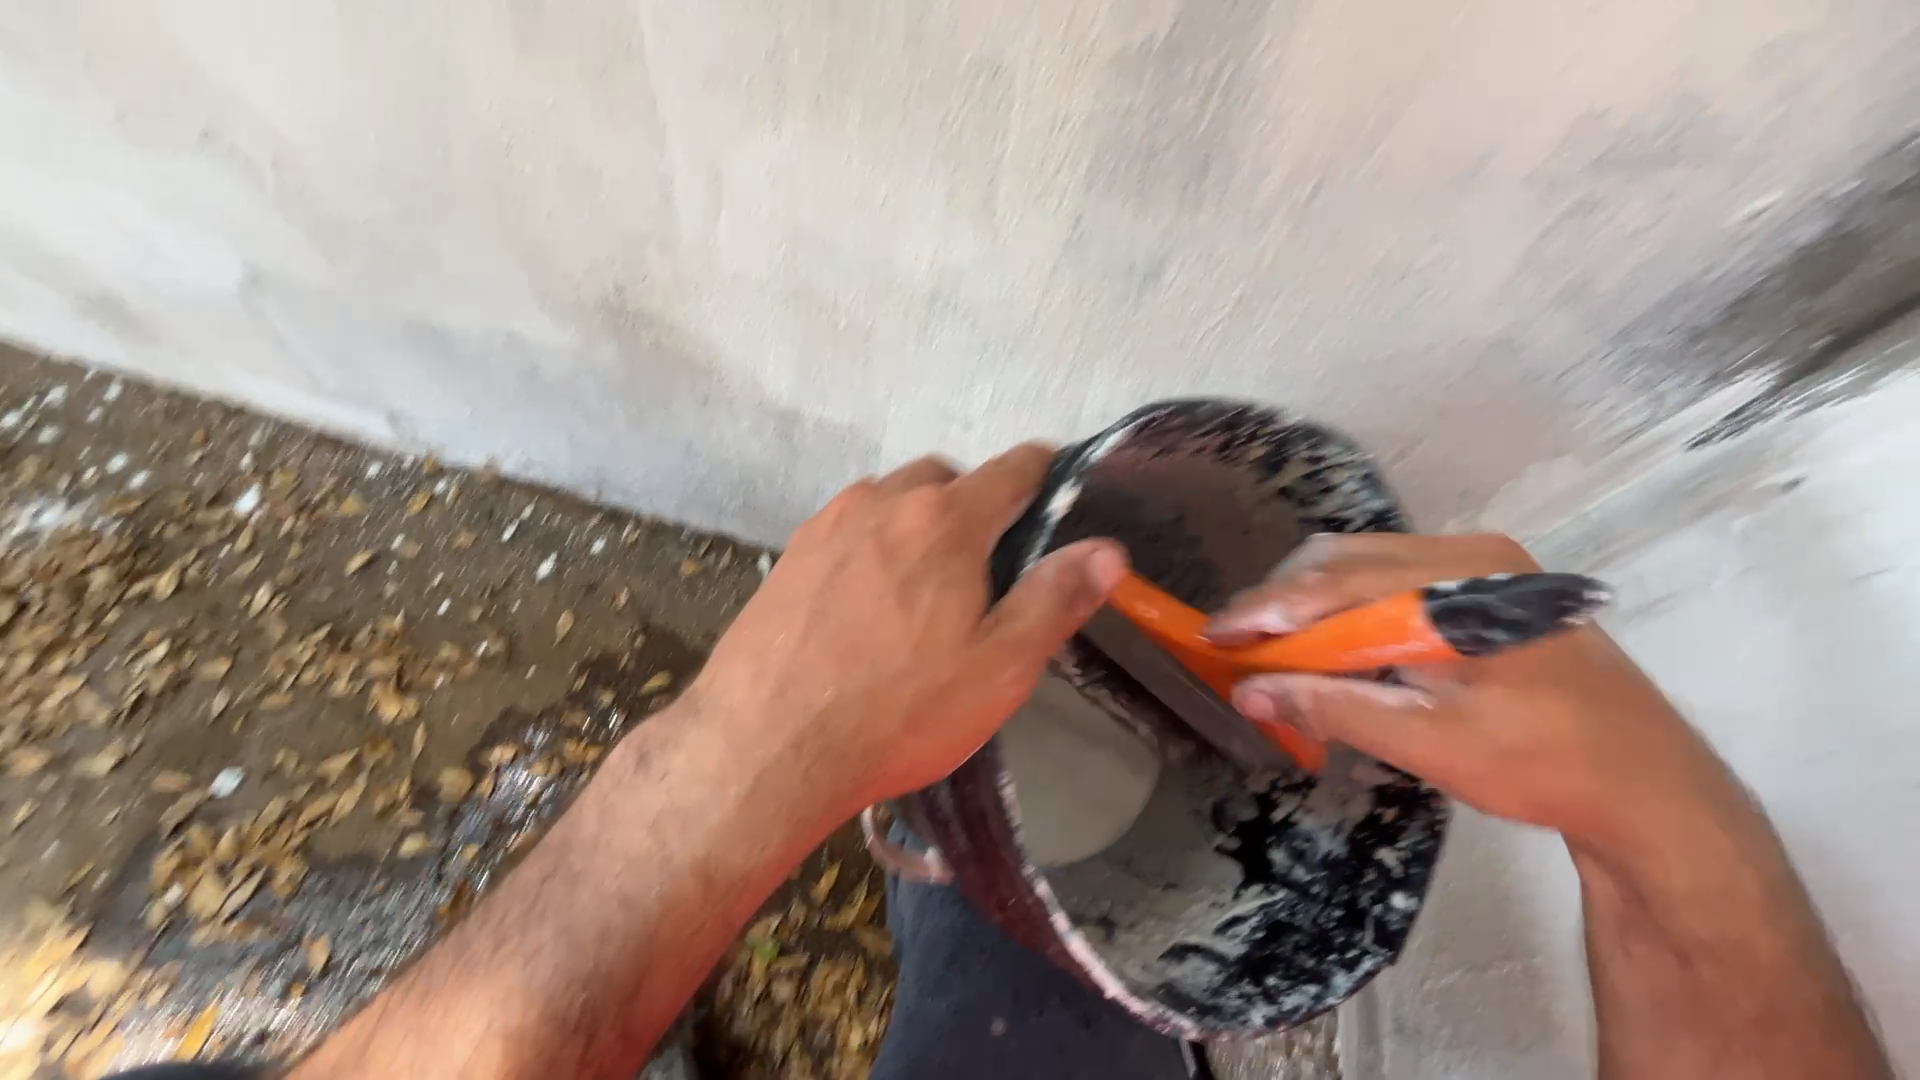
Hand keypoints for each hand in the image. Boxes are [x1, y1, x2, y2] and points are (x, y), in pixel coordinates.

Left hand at [684, 444, 1128, 817]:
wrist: (765, 747)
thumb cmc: (899, 709)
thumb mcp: (1000, 666)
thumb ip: (1057, 598)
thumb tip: (1109, 549)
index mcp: (945, 519)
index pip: (1012, 469)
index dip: (1043, 474)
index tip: (1054, 491)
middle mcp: (883, 501)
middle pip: (946, 478)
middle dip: (974, 504)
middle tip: (984, 566)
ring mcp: (828, 524)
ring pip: (891, 499)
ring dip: (918, 521)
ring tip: (922, 587)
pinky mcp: (791, 555)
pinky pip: (849, 528)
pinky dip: (873, 544)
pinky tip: (866, 603)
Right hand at [1209, 533, 1734, 850]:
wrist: (1652, 789)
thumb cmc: (1542, 765)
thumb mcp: (1428, 742)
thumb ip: (1332, 707)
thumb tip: (1246, 692)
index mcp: (1461, 583)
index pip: (1334, 584)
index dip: (1264, 610)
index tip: (1212, 635)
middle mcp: (1469, 554)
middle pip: (1341, 559)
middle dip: (1280, 602)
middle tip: (1238, 644)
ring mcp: (1481, 564)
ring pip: (1360, 562)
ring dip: (1309, 602)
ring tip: (1274, 646)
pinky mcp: (1484, 583)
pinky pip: (1388, 576)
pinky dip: (1344, 605)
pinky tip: (1331, 642)